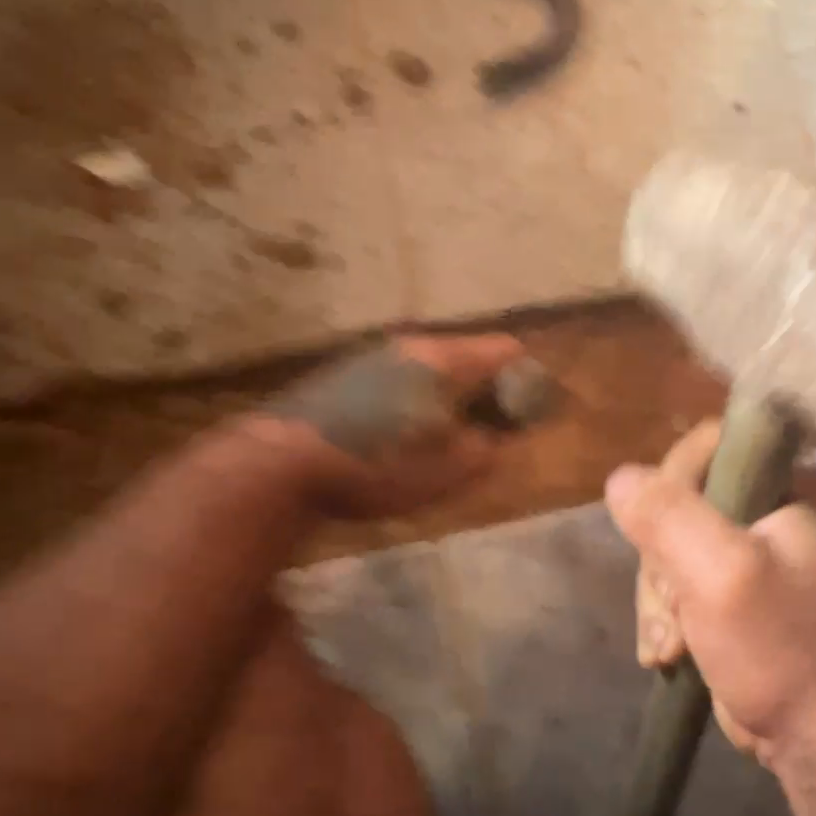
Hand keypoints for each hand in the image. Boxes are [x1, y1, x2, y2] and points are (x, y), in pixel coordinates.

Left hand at [268, 333, 527, 516]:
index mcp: (444, 359)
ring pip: (432, 374)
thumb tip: (501, 434)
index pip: (508, 350)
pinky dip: (417, 408)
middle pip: (470, 360)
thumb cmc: (381, 464)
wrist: (279, 465)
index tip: (536, 414)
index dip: (532, 380)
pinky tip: (404, 443)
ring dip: (452, 403)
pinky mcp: (341, 382)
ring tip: (452, 444)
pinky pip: (400, 386)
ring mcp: (371, 361)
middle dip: (491, 394)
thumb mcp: (454, 467)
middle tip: (497, 435)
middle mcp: (410, 348)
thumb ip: (491, 445)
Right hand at [605, 421, 815, 765]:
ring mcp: (751, 552)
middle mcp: (772, 510)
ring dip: (660, 598)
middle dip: (662, 562)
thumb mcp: (721, 574)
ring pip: (673, 544)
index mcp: (789, 488)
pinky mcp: (735, 590)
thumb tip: (621, 478)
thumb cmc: (778, 648)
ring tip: (668, 647)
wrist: (813, 735)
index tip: (659, 531)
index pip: (714, 444)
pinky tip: (667, 652)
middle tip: (670, 610)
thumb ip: (670, 517)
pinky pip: (680, 580)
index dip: (674, 482)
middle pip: (681, 500)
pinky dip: (667, 614)